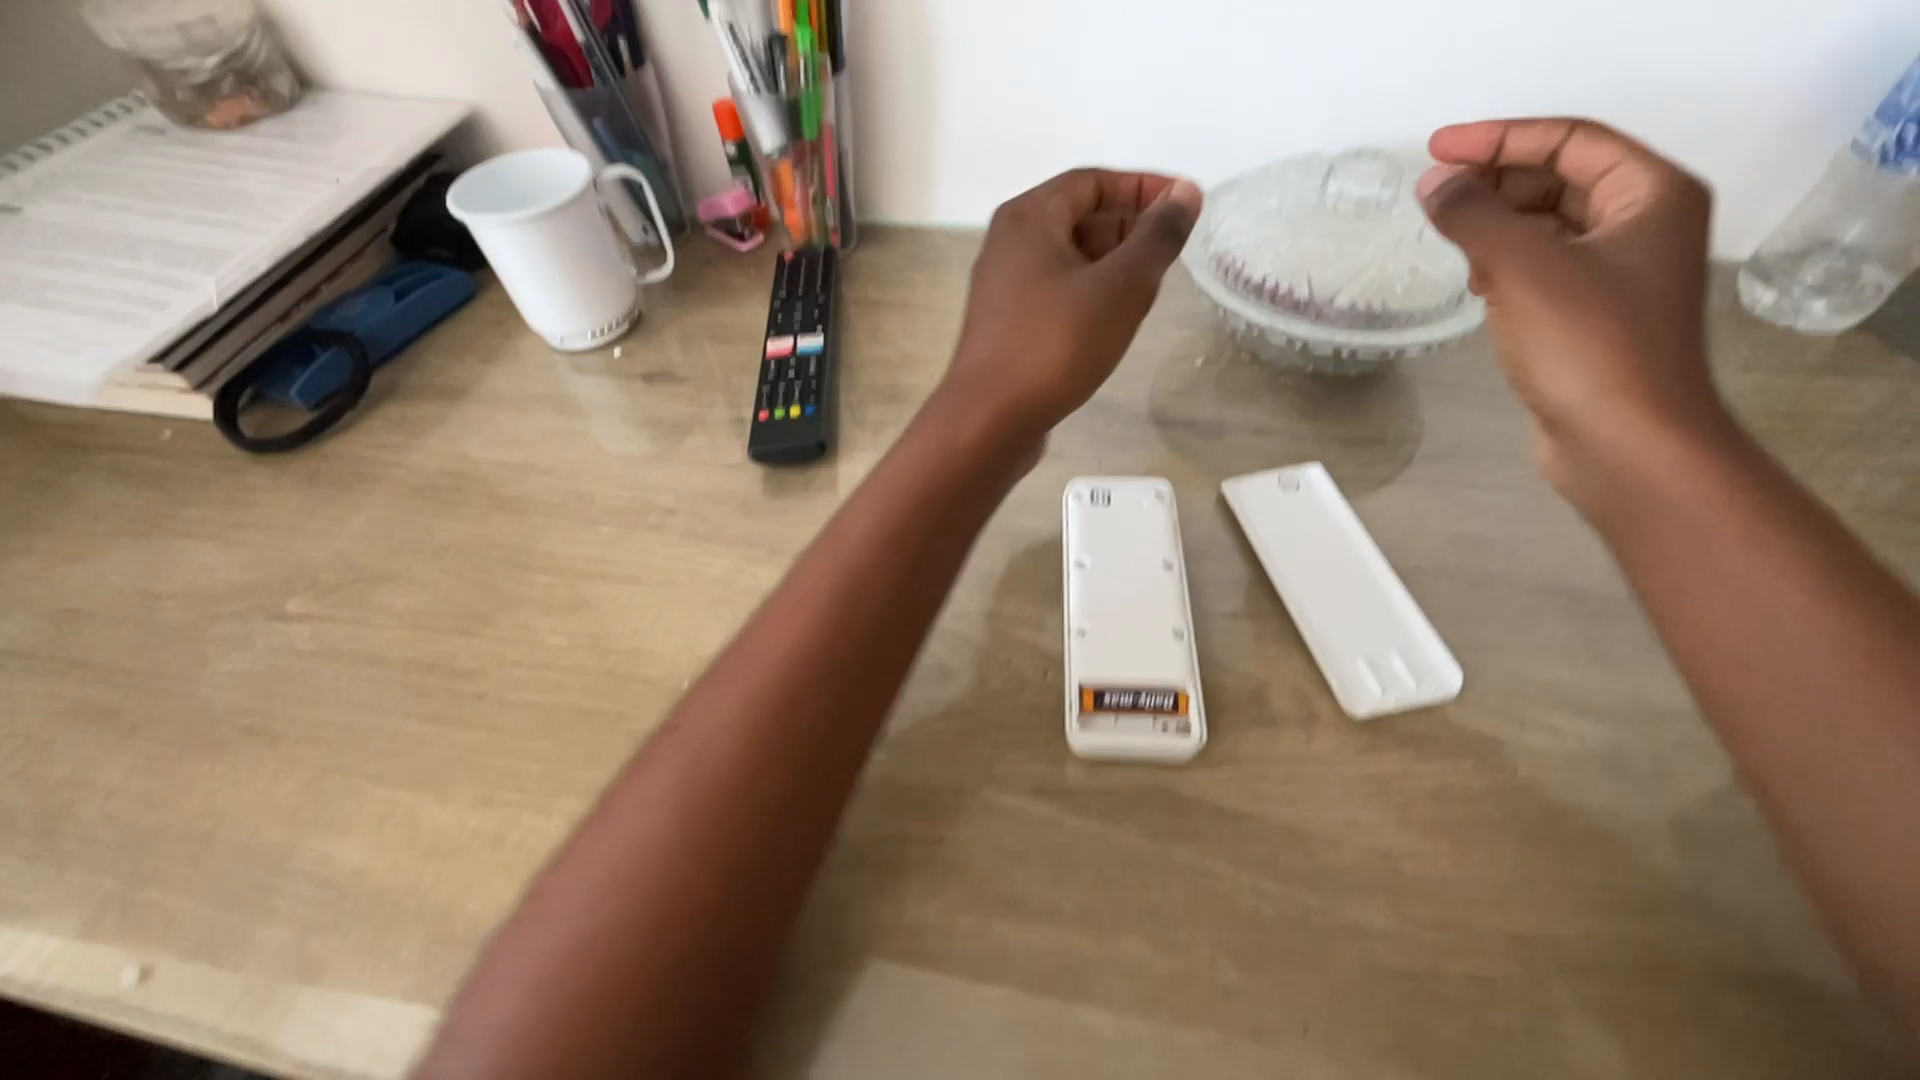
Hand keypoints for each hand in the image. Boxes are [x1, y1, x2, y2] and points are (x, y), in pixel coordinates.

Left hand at [941, 169, 1203, 437]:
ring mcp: (1002, 288)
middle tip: (1172, 250)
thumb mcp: (1120, 286)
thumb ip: (1157, 236)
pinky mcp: (1005, 326)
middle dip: (1129, 226)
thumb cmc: (1056, 345)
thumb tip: (1185, 193)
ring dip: (1111, 263)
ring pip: (1067, 258)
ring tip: (1150, 286)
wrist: (989, 421)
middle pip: (1077, 216)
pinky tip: (1112, 320)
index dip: (1143, 187)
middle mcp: (1007, 244)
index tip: (1186, 205)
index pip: (1092, 181)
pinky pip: (1055, 292)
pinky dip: (1088, 293)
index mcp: (1028, 218)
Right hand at [1417, 119, 1728, 499]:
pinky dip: (1504, 261)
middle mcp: (1643, 225)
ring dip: (1496, 222)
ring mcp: (1619, 273)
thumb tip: (1433, 184)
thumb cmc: (1587, 346)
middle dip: (1495, 180)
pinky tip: (1473, 279)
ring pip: (1548, 224)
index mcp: (1650, 195)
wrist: (1625, 442)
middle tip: (1431, 193)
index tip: (1434, 149)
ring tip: (1445, 231)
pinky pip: (1543, 266)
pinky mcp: (1592, 316)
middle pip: (1560, 178)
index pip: (1569, 140)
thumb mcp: (1523, 267)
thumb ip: (1472, 216)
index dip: (1499, 138)